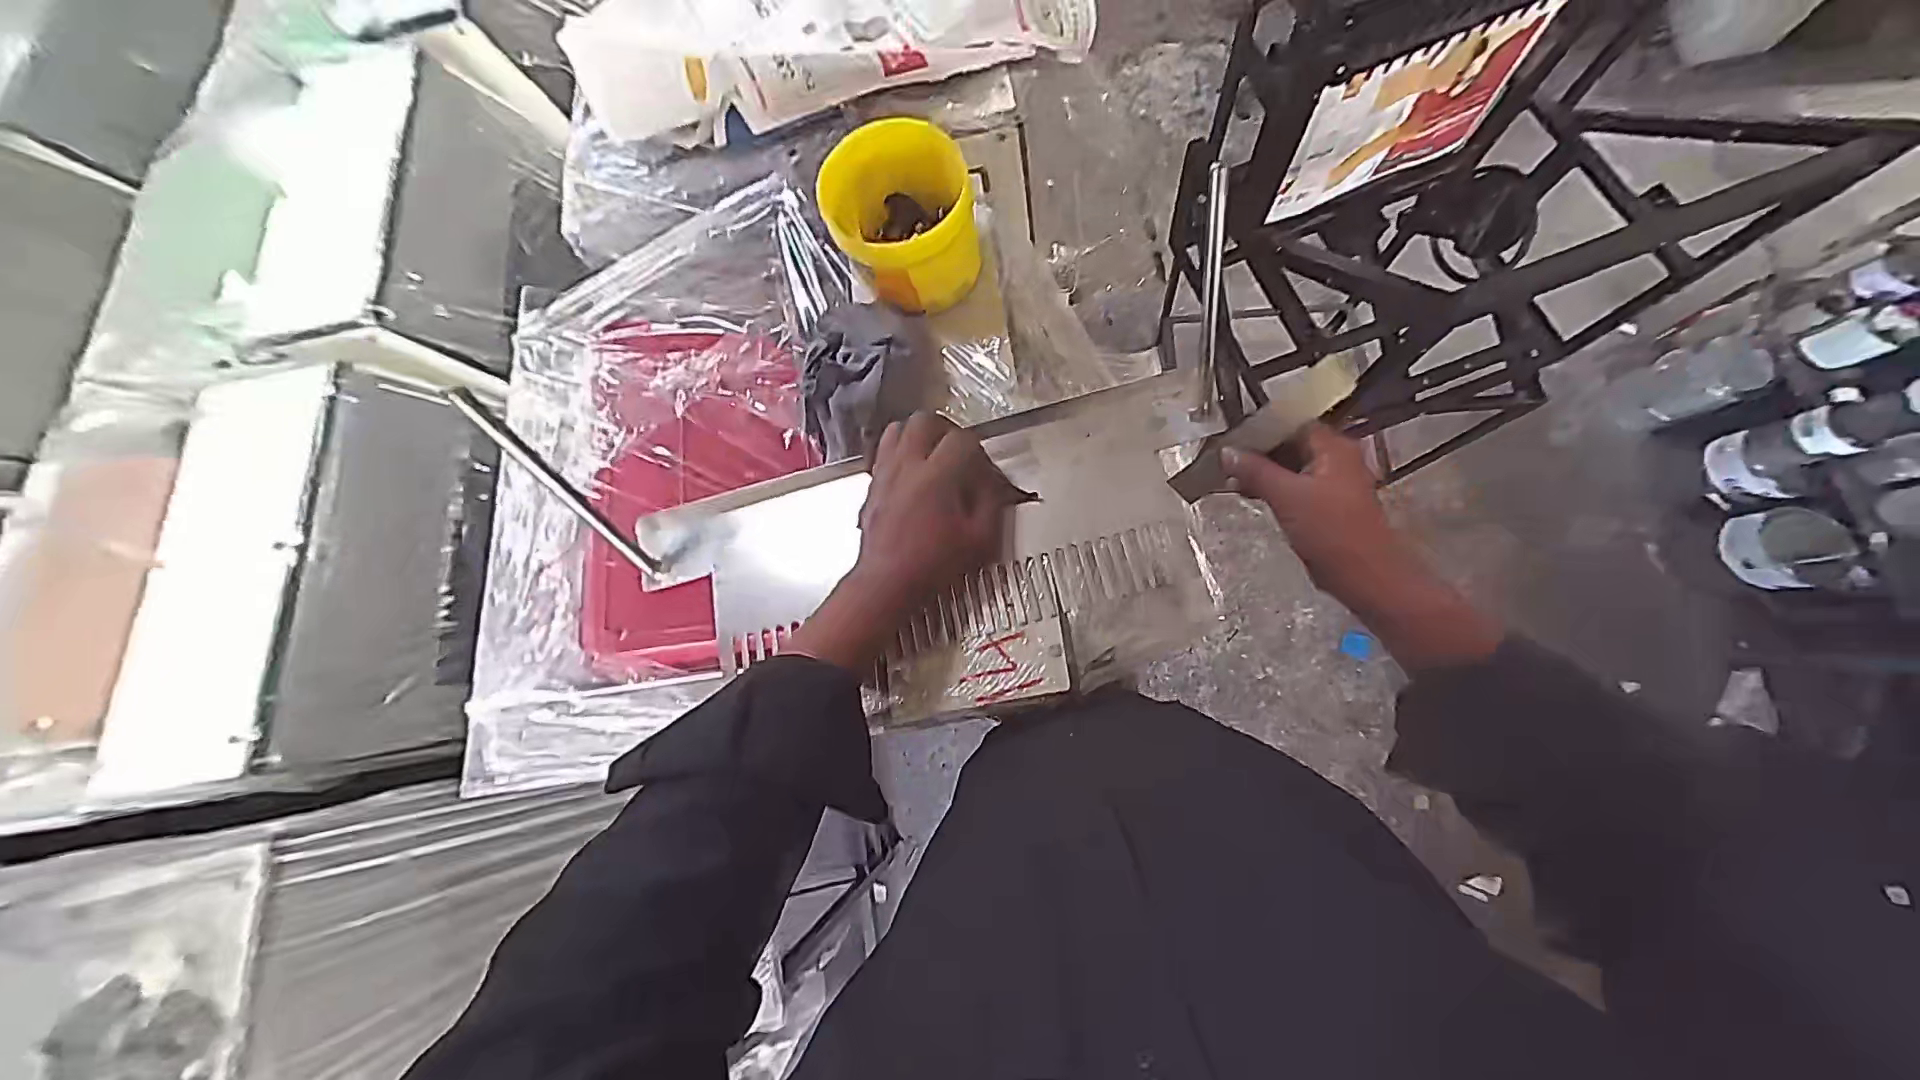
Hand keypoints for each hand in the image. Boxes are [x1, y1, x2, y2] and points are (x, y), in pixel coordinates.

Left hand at [789, 413, 1017, 671]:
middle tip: (959, 451)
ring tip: (934, 454)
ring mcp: (885, 474)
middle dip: (947, 430)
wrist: (887, 584)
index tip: (984, 470)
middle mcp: (907, 467)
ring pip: (898, 430)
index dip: (980, 450)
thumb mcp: (980, 541)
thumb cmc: (931, 567)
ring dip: (919, 436)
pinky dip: (899, 453)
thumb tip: (996, 486)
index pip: (963, 440)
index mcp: (937, 476)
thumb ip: (993, 505)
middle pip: (925, 421)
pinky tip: (911, 474)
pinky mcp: (872, 487)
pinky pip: (883, 453)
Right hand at [1220, 425, 1402, 599]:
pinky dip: (1273, 486)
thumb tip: (1227, 452)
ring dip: (1263, 470)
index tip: (1231, 436)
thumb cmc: (1329, 530)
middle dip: (1258, 451)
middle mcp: (1337, 458)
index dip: (1261, 427)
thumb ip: (1255, 470)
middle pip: (1291, 443)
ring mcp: (1333, 482)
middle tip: (1226, 458)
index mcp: (1334, 447)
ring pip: (1291, 466)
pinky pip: (1295, 485)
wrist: (1362, 573)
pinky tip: (1249, 492)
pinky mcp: (1326, 504)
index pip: (1293, 423)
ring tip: (1231, 477)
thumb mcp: (1285, 496)